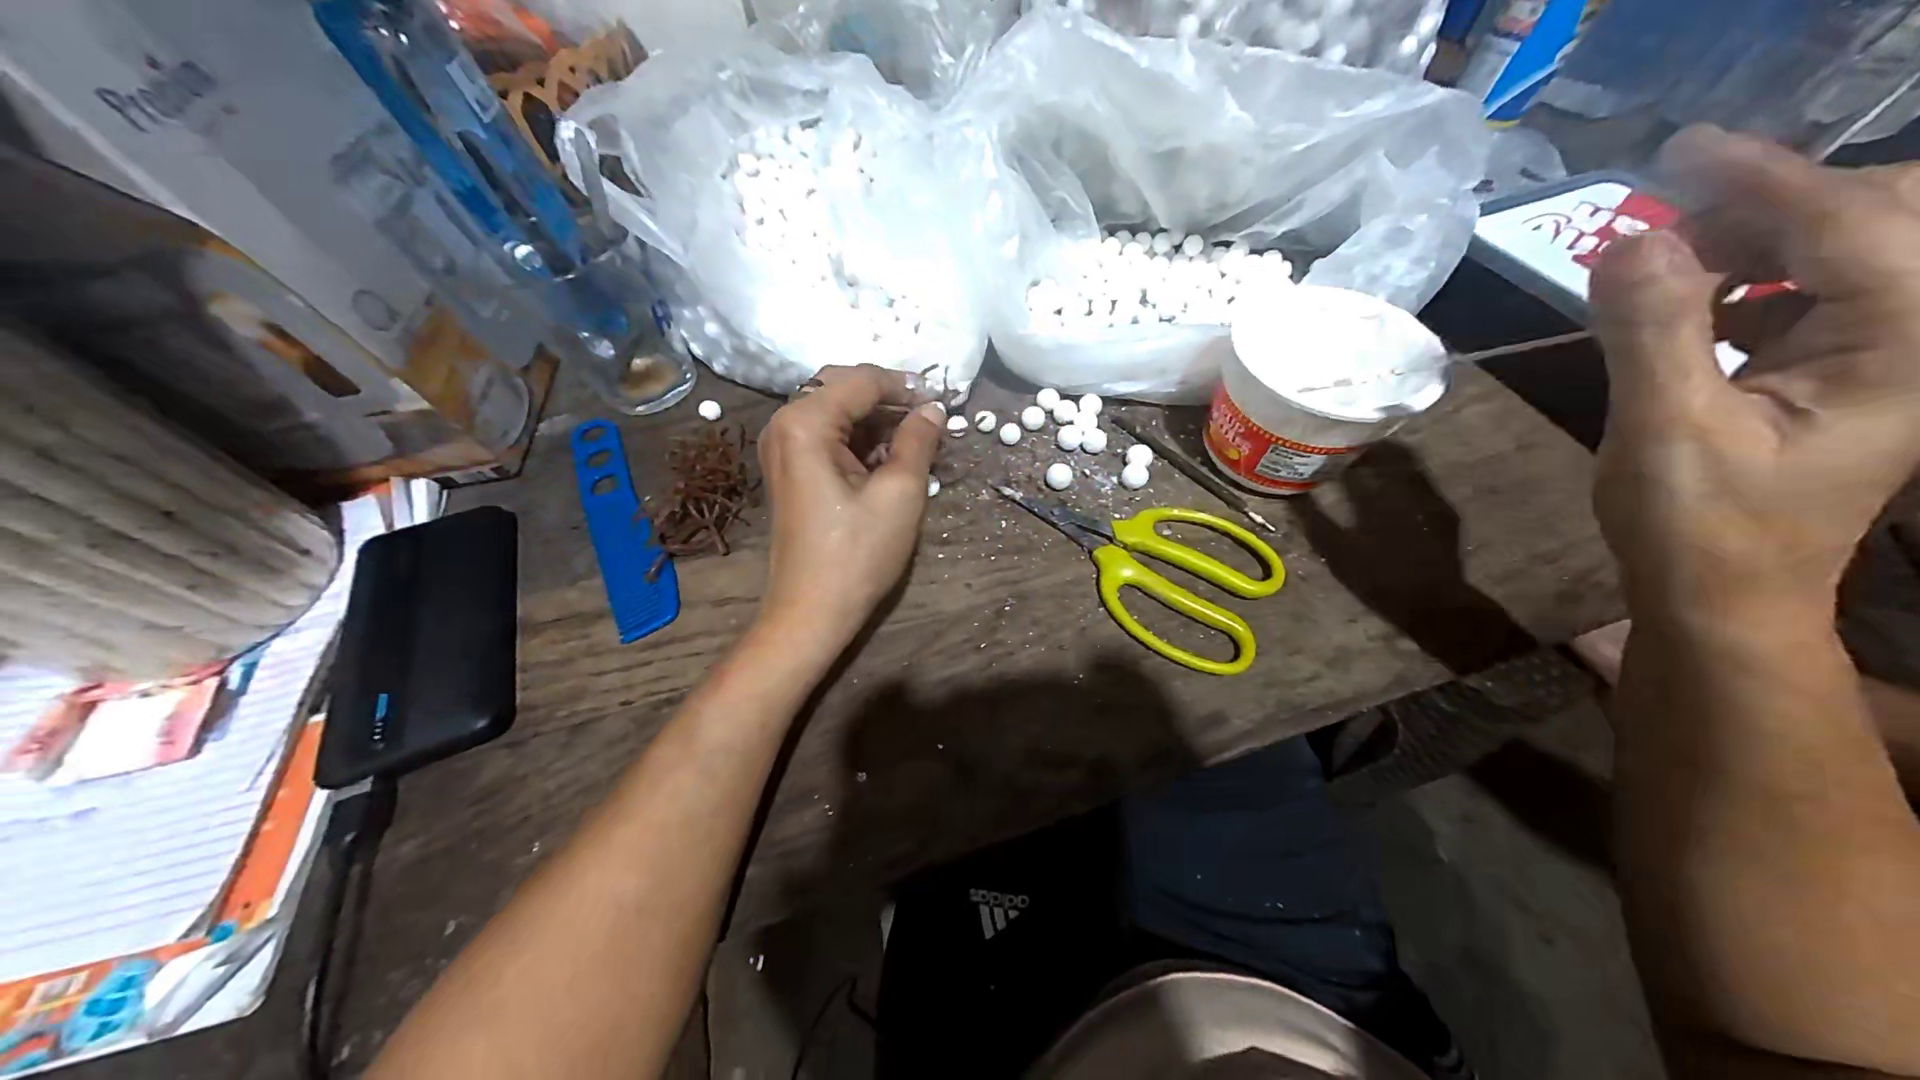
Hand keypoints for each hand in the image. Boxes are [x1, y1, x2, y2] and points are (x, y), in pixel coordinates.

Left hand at [755, 365, 943, 649]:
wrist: (811, 612)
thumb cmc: (856, 555)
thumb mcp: (899, 493)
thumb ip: (918, 441)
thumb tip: (933, 409)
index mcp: (804, 423)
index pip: (862, 380)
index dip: (906, 387)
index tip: (943, 404)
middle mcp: (783, 425)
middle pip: (843, 388)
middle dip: (889, 400)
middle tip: (929, 422)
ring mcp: (782, 448)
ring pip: (836, 412)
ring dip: (876, 421)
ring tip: (917, 444)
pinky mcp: (790, 470)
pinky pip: (827, 437)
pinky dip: (859, 441)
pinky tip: (890, 460)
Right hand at [1590, 128, 1919, 618]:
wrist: (1720, 593)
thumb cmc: (1696, 526)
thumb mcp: (1665, 431)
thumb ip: (1653, 332)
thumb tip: (1628, 243)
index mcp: (1909, 351)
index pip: (1853, 227)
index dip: (1763, 181)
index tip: (1682, 151)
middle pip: (1884, 215)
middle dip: (1775, 204)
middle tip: (1669, 228)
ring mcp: (1887, 351)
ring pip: (1850, 246)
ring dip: (1757, 239)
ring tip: (1668, 267)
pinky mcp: (1844, 366)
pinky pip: (1813, 287)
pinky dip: (1749, 277)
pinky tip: (1691, 304)